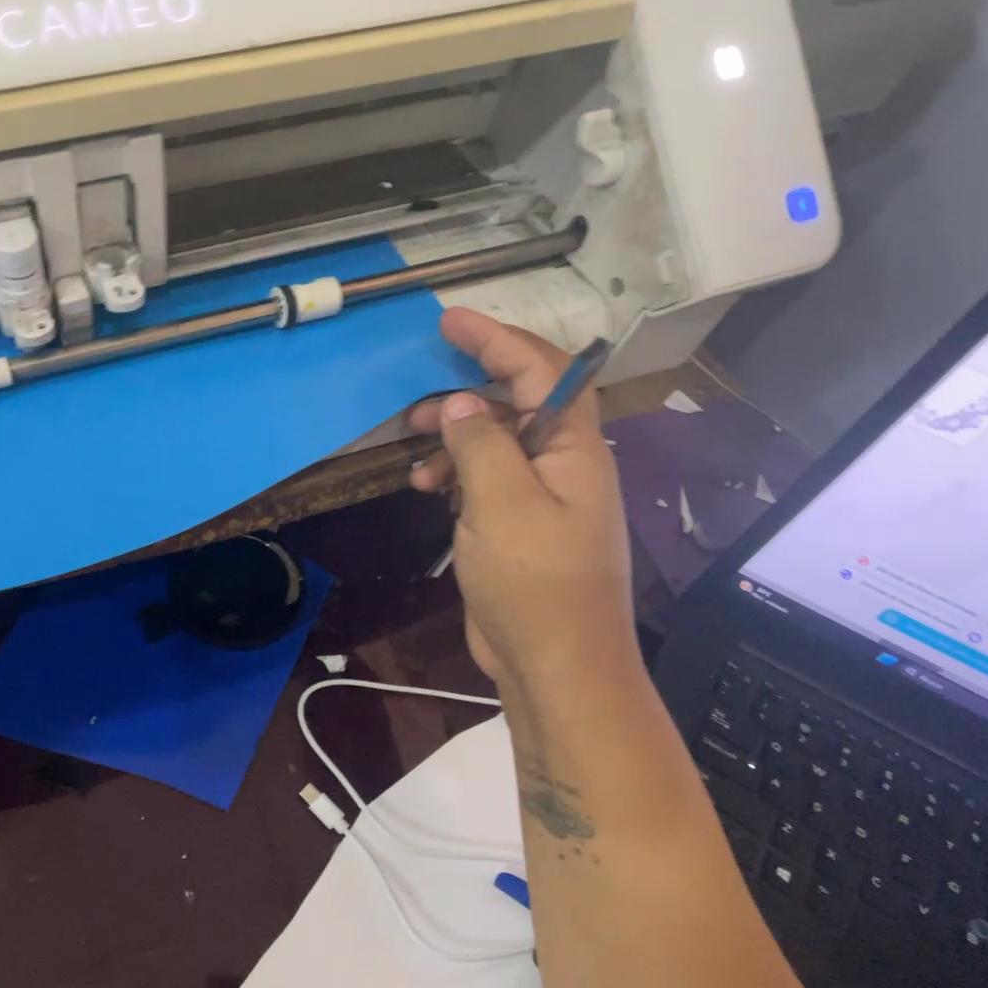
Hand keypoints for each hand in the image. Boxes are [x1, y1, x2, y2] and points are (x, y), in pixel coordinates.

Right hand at [406, 308, 637, 693]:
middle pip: (519, 403)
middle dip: (468, 393)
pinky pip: (487, 481)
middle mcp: (565, 465)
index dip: (498, 340)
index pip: (543, 371)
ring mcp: (544, 499)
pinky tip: (427, 489)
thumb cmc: (535, 583)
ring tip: (412, 450)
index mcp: (575, 450)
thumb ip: (481, 445)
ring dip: (455, 440)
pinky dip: (456, 475)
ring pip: (497, 444)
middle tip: (416, 399)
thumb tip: (462, 405)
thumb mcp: (501, 504)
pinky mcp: (521, 529)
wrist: (557, 666)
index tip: (449, 321)